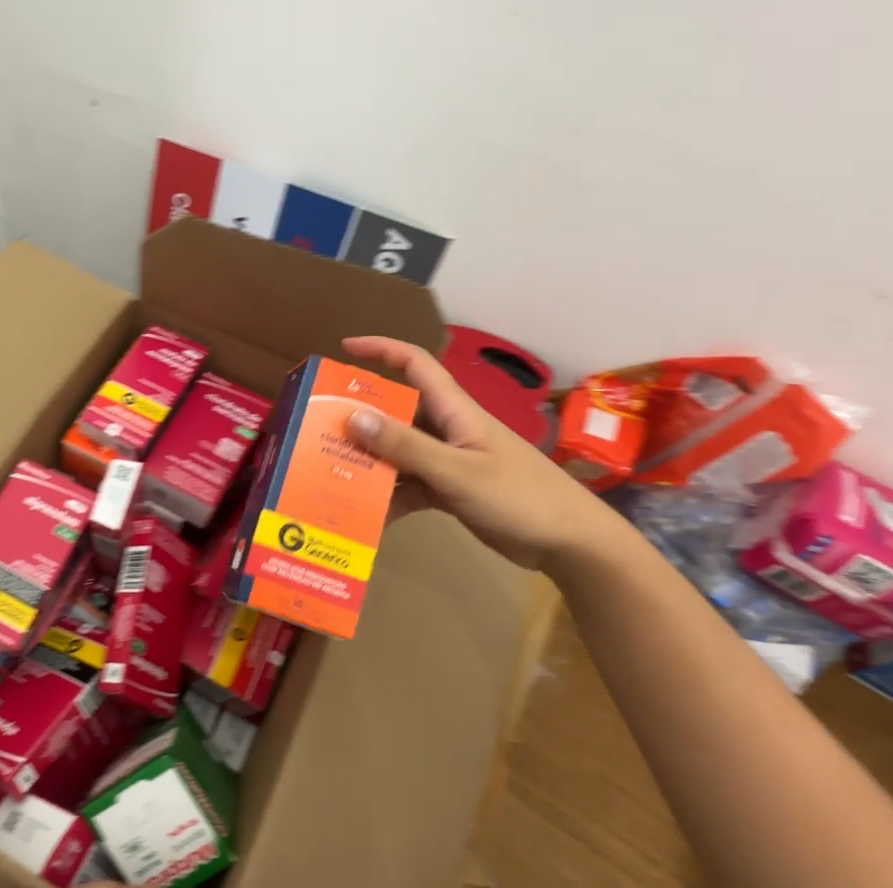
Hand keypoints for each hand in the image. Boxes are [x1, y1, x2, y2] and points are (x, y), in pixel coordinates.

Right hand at [343, 336, 614, 570]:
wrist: (572, 545)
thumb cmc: (520, 497)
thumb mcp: (457, 471)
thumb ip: (405, 446)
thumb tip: (353, 416)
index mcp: (455, 412)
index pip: (415, 364)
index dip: (381, 349)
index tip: (342, 348)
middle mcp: (449, 430)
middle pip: (397, 411)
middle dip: (359, 416)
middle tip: (319, 427)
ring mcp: (450, 461)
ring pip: (399, 452)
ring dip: (370, 462)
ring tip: (332, 475)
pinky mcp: (452, 491)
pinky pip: (410, 486)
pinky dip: (389, 498)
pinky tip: (366, 516)